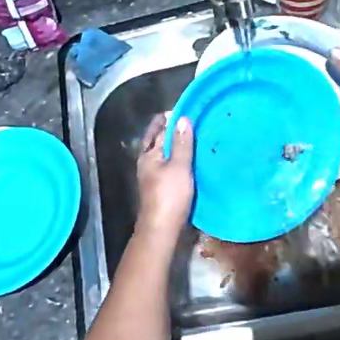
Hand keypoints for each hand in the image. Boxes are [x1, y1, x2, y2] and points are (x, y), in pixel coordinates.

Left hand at [135, 113, 193, 237]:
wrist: (161, 228)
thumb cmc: (169, 195)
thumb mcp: (179, 166)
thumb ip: (181, 143)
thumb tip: (182, 118)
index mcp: (148, 154)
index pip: (157, 129)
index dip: (169, 118)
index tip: (184, 110)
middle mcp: (147, 163)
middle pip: (158, 141)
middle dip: (170, 131)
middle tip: (190, 122)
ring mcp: (152, 176)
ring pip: (163, 155)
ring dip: (175, 146)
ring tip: (193, 138)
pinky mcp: (159, 188)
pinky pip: (168, 167)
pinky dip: (177, 160)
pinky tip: (189, 162)